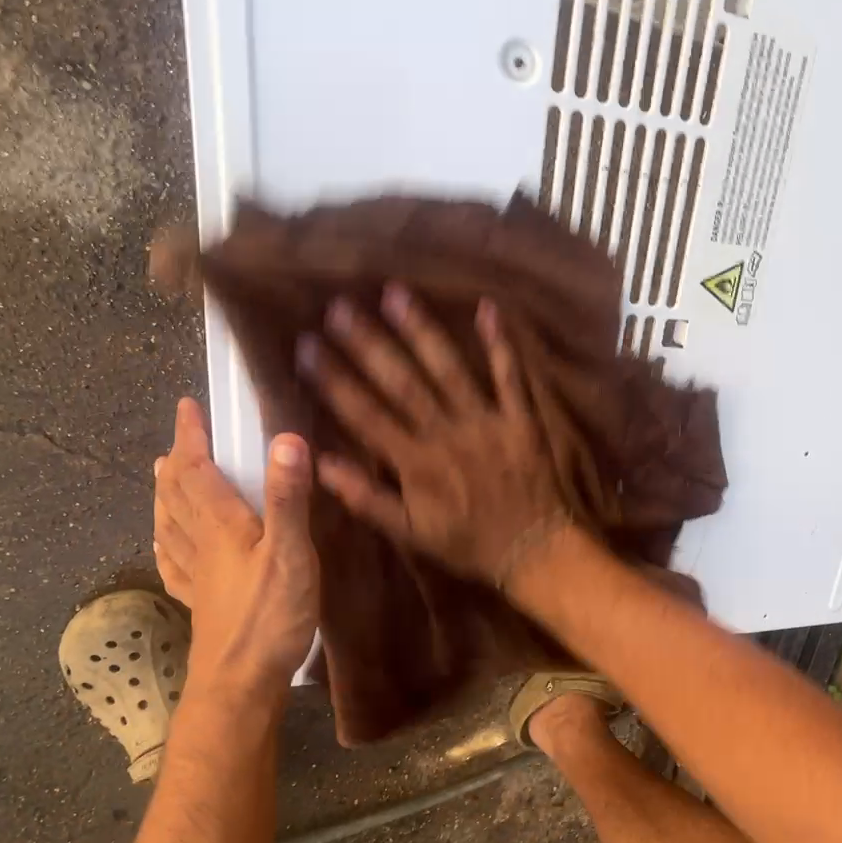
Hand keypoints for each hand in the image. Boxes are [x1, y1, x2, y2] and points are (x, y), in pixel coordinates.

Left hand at [153, 397, 318, 706]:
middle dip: (178, 462)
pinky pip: (175, 564)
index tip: (188, 408)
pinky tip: (165, 545)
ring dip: (166, 497)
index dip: (192, 438)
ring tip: (162, 478)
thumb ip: (288, 499)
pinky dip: (167, 544)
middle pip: (179, 496)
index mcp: (223, 528)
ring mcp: (198, 578)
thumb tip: (286, 439)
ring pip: (172, 526)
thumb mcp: (291, 554)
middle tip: (178, 440)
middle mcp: (203, 546)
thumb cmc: (270, 618)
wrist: (239, 684)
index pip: (199, 472)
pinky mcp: (202, 604)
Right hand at [294, 283, 565, 584]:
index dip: (334, 379)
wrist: (535, 549)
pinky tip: (487, 307)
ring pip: (449, 370)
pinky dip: (500, 343)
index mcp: (416, 463)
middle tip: (339, 306)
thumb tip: (320, 463)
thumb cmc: (469, 542)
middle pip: (401, 382)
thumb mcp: (410, 533)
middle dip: (368, 344)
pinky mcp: (521, 419)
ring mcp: (486, 422)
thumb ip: (366, 498)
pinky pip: (510, 377)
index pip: (365, 414)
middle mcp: (447, 434)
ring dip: (421, 331)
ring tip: (395, 293)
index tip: (306, 346)